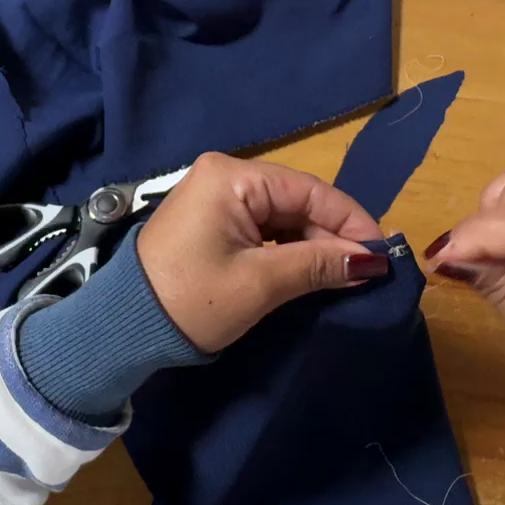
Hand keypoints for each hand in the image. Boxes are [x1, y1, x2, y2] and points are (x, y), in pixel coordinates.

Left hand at [135, 152, 389, 352]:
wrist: (122, 329)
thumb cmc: (191, 300)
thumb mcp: (260, 283)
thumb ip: (318, 264)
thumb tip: (372, 262)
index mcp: (232, 177)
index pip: (309, 190)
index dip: (350, 221)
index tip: (383, 254)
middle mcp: (226, 175)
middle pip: (297, 200)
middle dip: (332, 236)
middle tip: (366, 273)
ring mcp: (217, 197)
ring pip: (283, 216)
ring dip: (313, 245)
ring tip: (344, 277)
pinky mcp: (213, 220)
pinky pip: (263, 227)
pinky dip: (288, 250)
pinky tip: (311, 272)